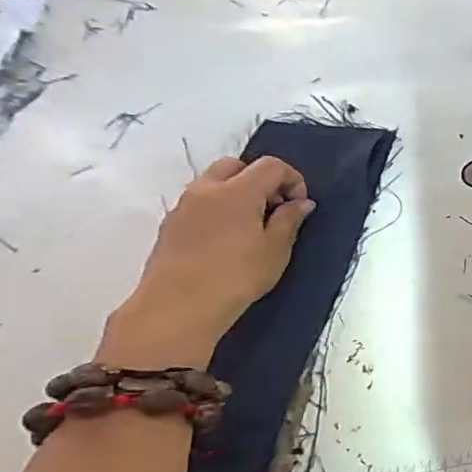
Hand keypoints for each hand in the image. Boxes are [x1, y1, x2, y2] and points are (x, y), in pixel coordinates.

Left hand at [101, 156, 314, 366]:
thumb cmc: (237, 275)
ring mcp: (184, 205)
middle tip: (274, 209)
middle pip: (237, 165)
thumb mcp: (276, 249)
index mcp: (237, 191)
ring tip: (253, 226)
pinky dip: (220, 208)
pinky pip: (200, 202)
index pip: (271, 166)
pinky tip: (229, 239)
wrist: (178, 305)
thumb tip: (301, 203)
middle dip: (261, 180)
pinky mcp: (171, 224)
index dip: (293, 180)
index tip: (299, 206)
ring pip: (215, 182)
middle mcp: (207, 189)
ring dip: (238, 193)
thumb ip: (289, 220)